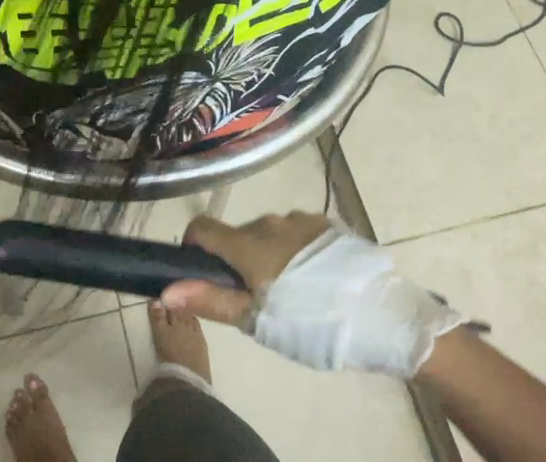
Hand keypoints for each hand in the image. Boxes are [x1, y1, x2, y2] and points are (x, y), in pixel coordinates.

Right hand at [162, 211, 332, 325]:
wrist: (380, 317)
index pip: (202, 226)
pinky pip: (299, 234)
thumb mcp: (255, 320)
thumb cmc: (310, 324)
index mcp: (248, 244)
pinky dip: (297, 252)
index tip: (203, 272)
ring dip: (270, 255)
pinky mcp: (329, 225)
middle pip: (238, 235)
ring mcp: (302, 220)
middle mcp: (271, 222)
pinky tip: (318, 281)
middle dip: (238, 260)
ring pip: (270, 234)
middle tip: (257, 298)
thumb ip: (209, 300)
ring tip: (294, 293)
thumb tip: (165, 289)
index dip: (194, 246)